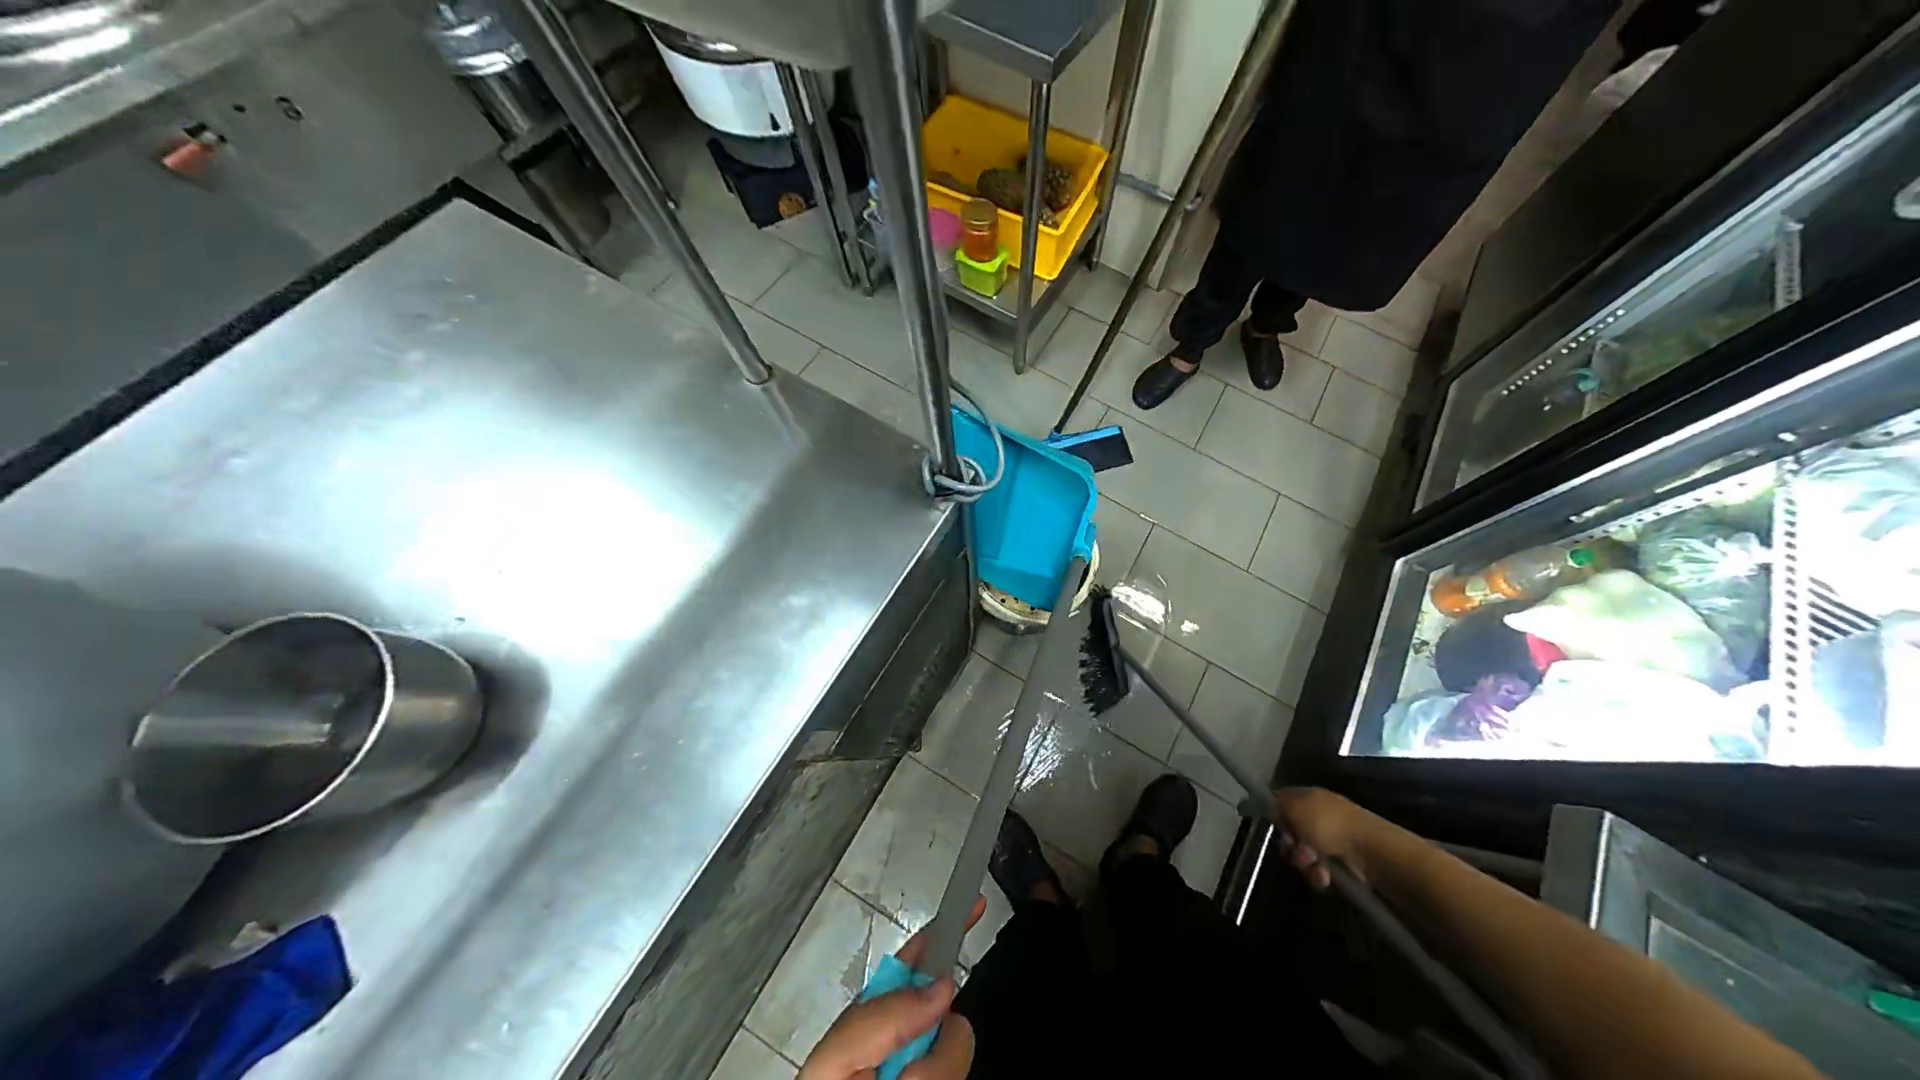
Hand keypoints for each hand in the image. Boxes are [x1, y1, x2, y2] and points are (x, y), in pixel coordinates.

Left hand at [798, 896, 984, 1079]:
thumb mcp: (837, 1063)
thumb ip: (882, 1017)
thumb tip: (943, 987)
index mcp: (876, 1019)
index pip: (915, 964)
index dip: (944, 931)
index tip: (974, 906)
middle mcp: (907, 1039)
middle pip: (948, 1013)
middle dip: (937, 1048)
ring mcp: (929, 1067)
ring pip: (958, 1050)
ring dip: (935, 1077)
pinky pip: (960, 1073)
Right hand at [1272, 787, 1388, 888]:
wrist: (1371, 852)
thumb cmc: (1329, 824)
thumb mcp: (1295, 805)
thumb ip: (1278, 803)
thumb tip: (1274, 808)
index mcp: (1312, 798)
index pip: (1285, 804)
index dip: (1278, 817)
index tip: (1278, 828)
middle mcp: (1321, 818)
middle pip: (1292, 834)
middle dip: (1291, 846)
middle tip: (1299, 851)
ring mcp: (1334, 843)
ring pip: (1304, 856)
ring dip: (1305, 864)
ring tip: (1316, 867)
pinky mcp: (1343, 867)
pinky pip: (1319, 872)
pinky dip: (1319, 876)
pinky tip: (1326, 878)